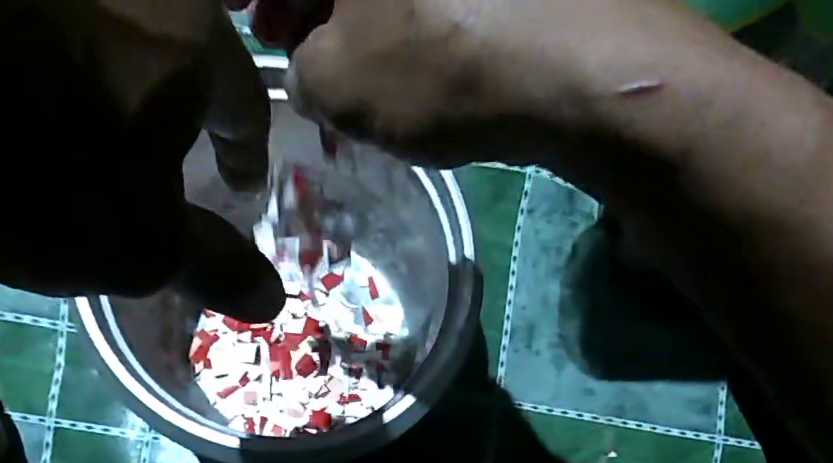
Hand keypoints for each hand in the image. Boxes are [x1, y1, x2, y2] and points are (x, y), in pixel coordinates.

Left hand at [0, 0, 284, 319]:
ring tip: (78, 113)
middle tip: (161, 149)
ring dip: (106, 67)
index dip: (247, 154)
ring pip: (102, 21)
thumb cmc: (1, 151)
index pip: (245, 106)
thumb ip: (209, 267)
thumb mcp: (126, 242)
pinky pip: (23, 7)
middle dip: (177, 103)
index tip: (237, 182)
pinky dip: (29, 39)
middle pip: (176, 49)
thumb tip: (272, 299)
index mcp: (187, 44)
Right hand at [245, 0, 722, 171]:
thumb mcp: (344, 84)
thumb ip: (307, 75)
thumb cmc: (441, 62)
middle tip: (302, 52)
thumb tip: (315, 75)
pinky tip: (416, 55)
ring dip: (359, 6)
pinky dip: (413, 10)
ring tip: (362, 69)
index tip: (255, 23)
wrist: (576, 65)